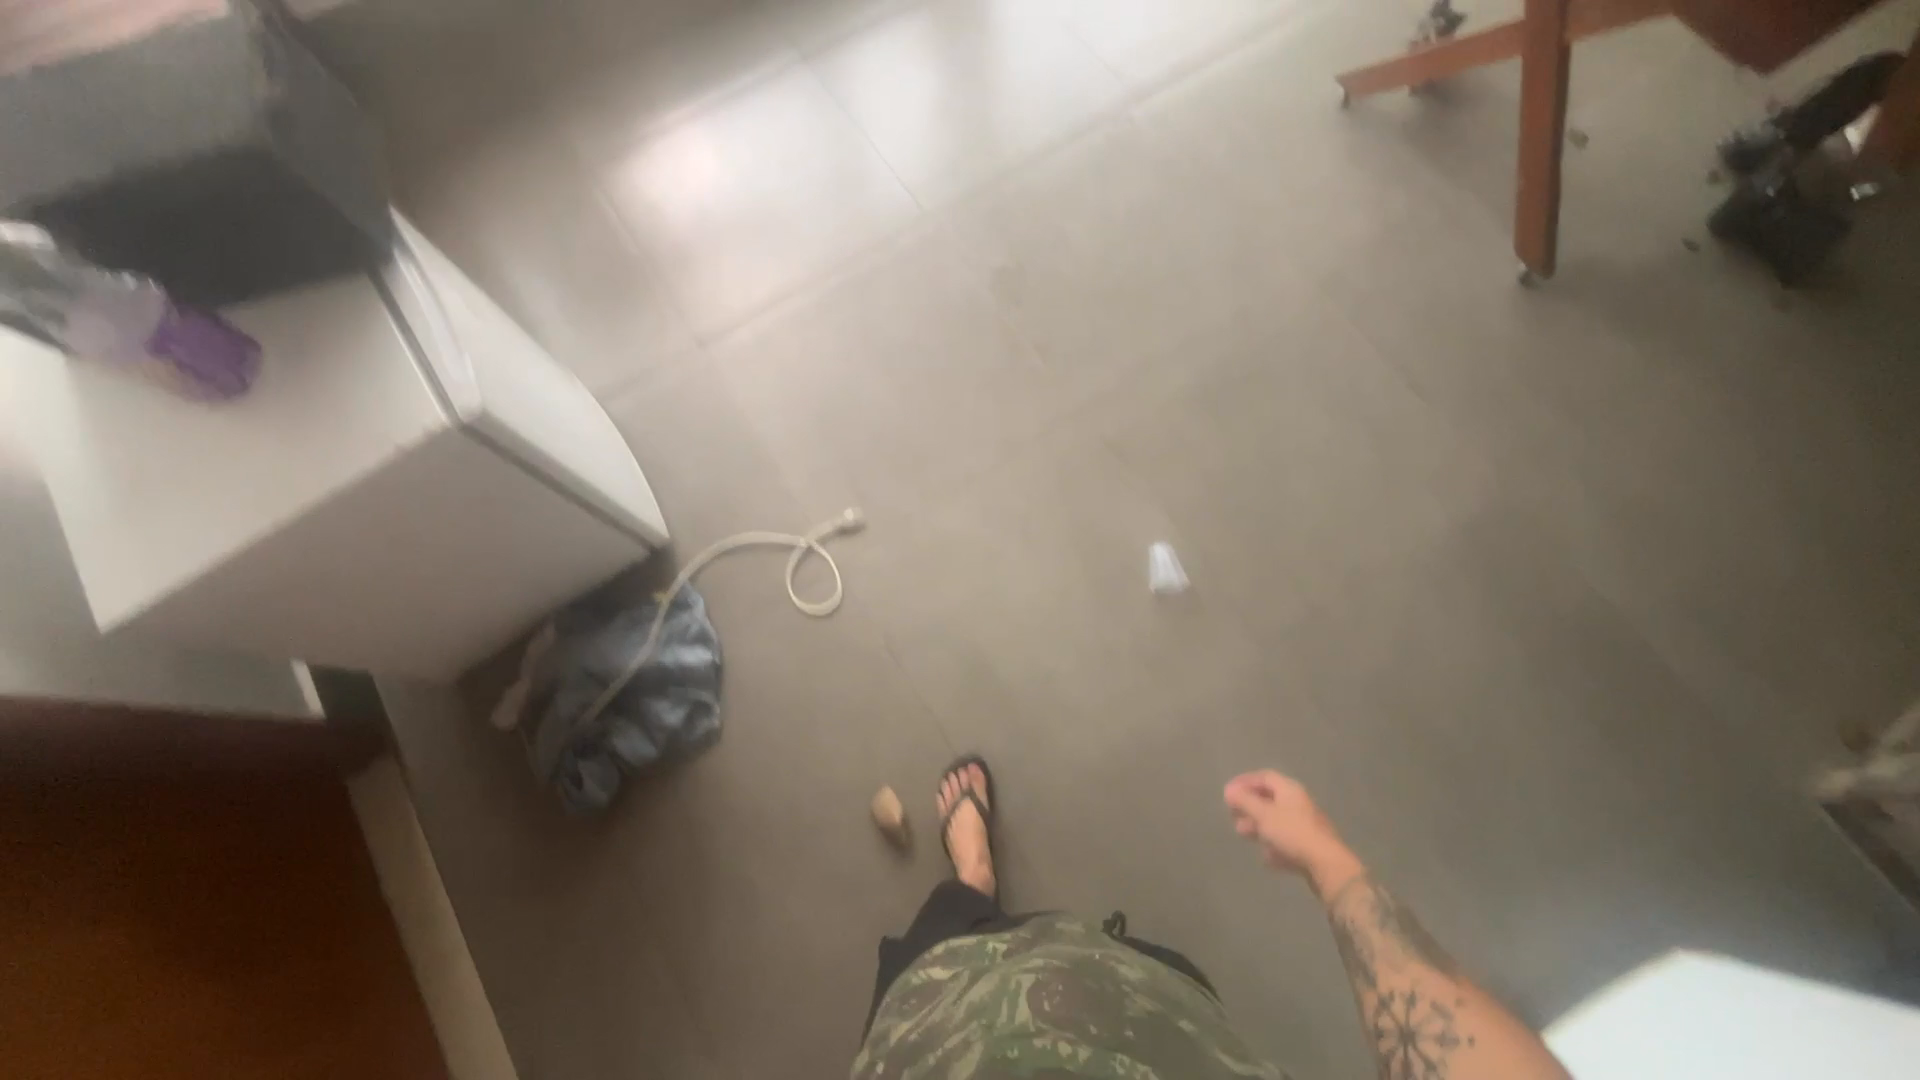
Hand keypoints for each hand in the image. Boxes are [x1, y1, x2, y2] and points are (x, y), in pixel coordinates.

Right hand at [1223, 770, 1362, 894]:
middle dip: (1250, 806)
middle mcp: (1299, 804)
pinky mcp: (1310, 847)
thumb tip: (1229, 790)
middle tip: (1232, 814)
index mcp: (1290, 790)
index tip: (1228, 792)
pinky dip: (1274, 846)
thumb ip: (1244, 801)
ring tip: (1243, 834)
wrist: (1327, 865)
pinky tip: (1266, 857)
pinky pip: (1287, 842)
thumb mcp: (1263, 814)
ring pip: (1278, 822)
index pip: (1265, 777)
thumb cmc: (1292, 833)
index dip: (1245, 782)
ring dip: (1258, 826)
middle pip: (1270, 800)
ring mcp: (1306, 826)